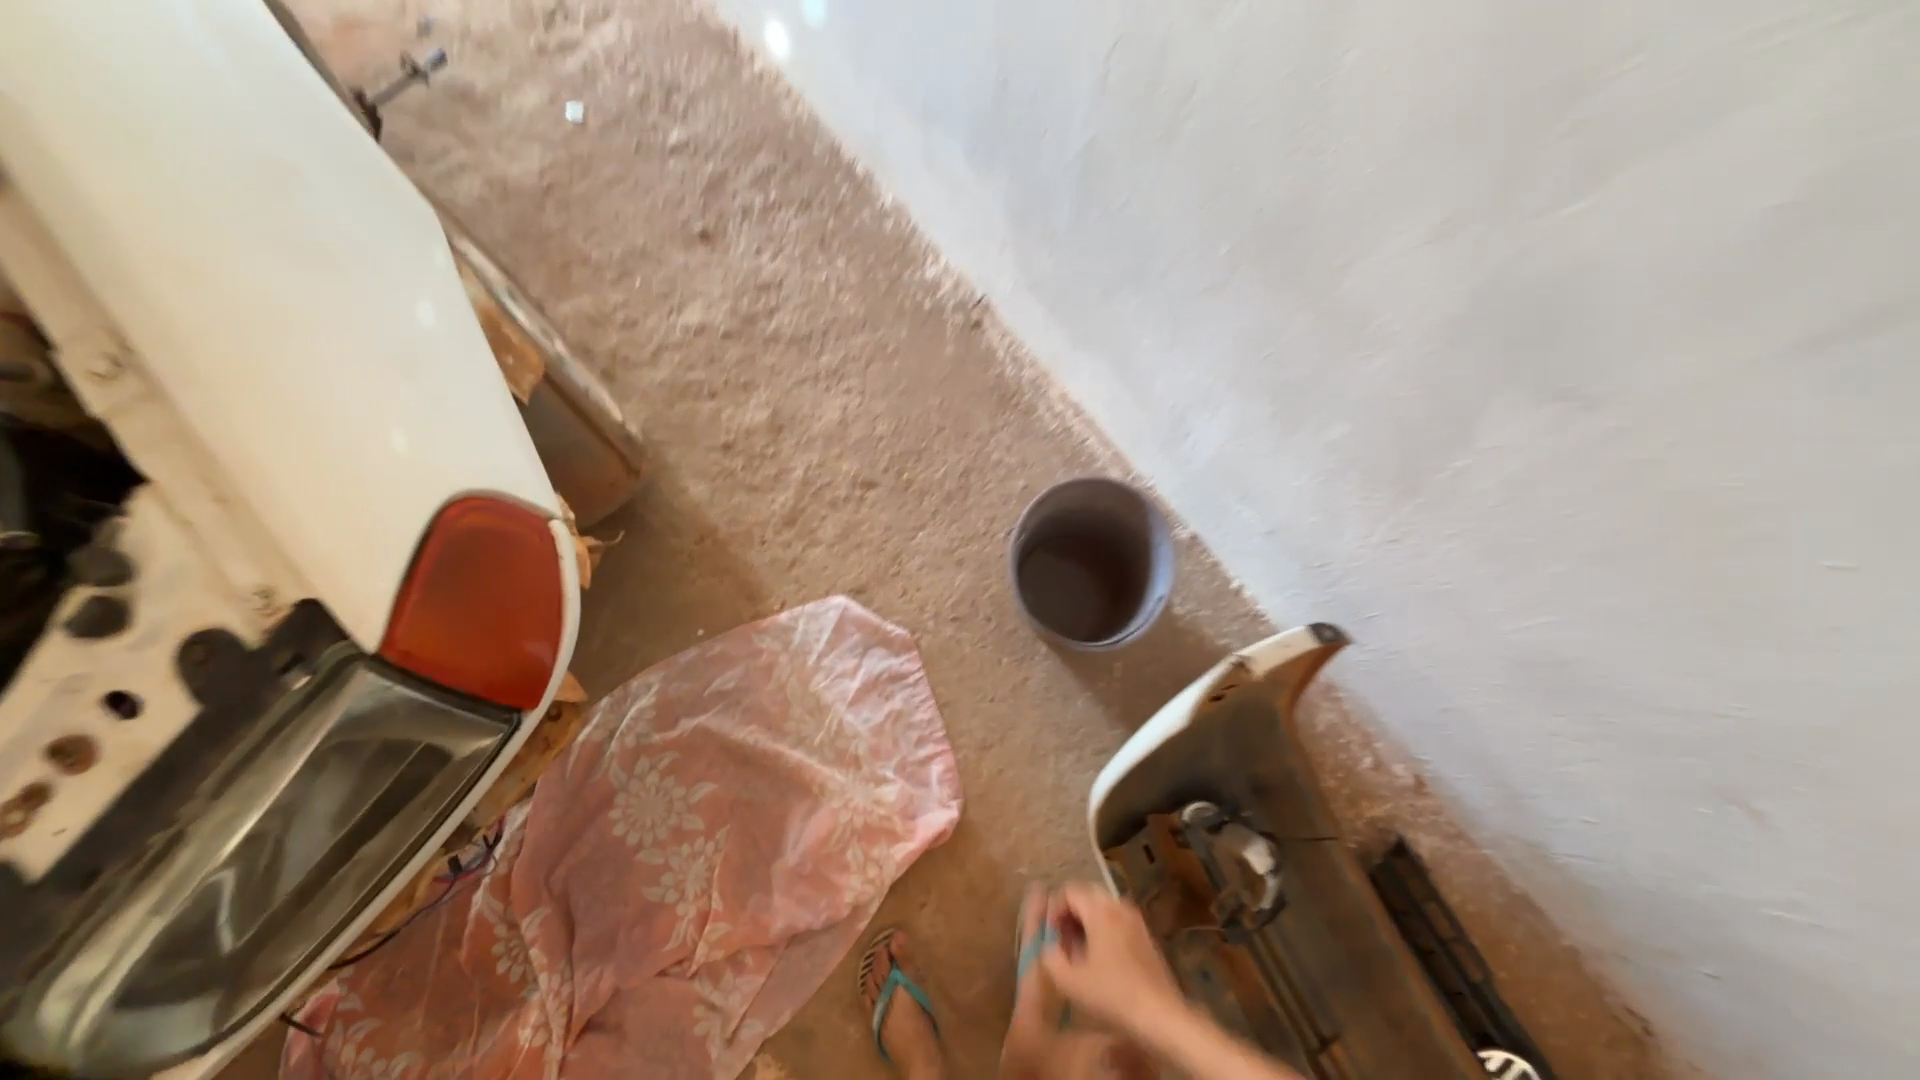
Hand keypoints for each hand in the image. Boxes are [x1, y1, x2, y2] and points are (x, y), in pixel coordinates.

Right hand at [1038, 882, 1188, 1038]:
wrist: (1159, 1014)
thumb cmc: (1111, 994)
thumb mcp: (1069, 980)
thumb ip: (1050, 955)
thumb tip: (1049, 944)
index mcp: (1100, 910)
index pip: (1069, 891)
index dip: (1054, 909)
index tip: (1052, 935)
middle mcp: (1119, 906)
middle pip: (1087, 895)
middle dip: (1070, 912)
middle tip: (1063, 939)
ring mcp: (1136, 919)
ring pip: (1103, 907)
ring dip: (1087, 920)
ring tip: (1080, 950)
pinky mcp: (1145, 934)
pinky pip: (1118, 919)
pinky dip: (1104, 928)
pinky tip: (1102, 958)